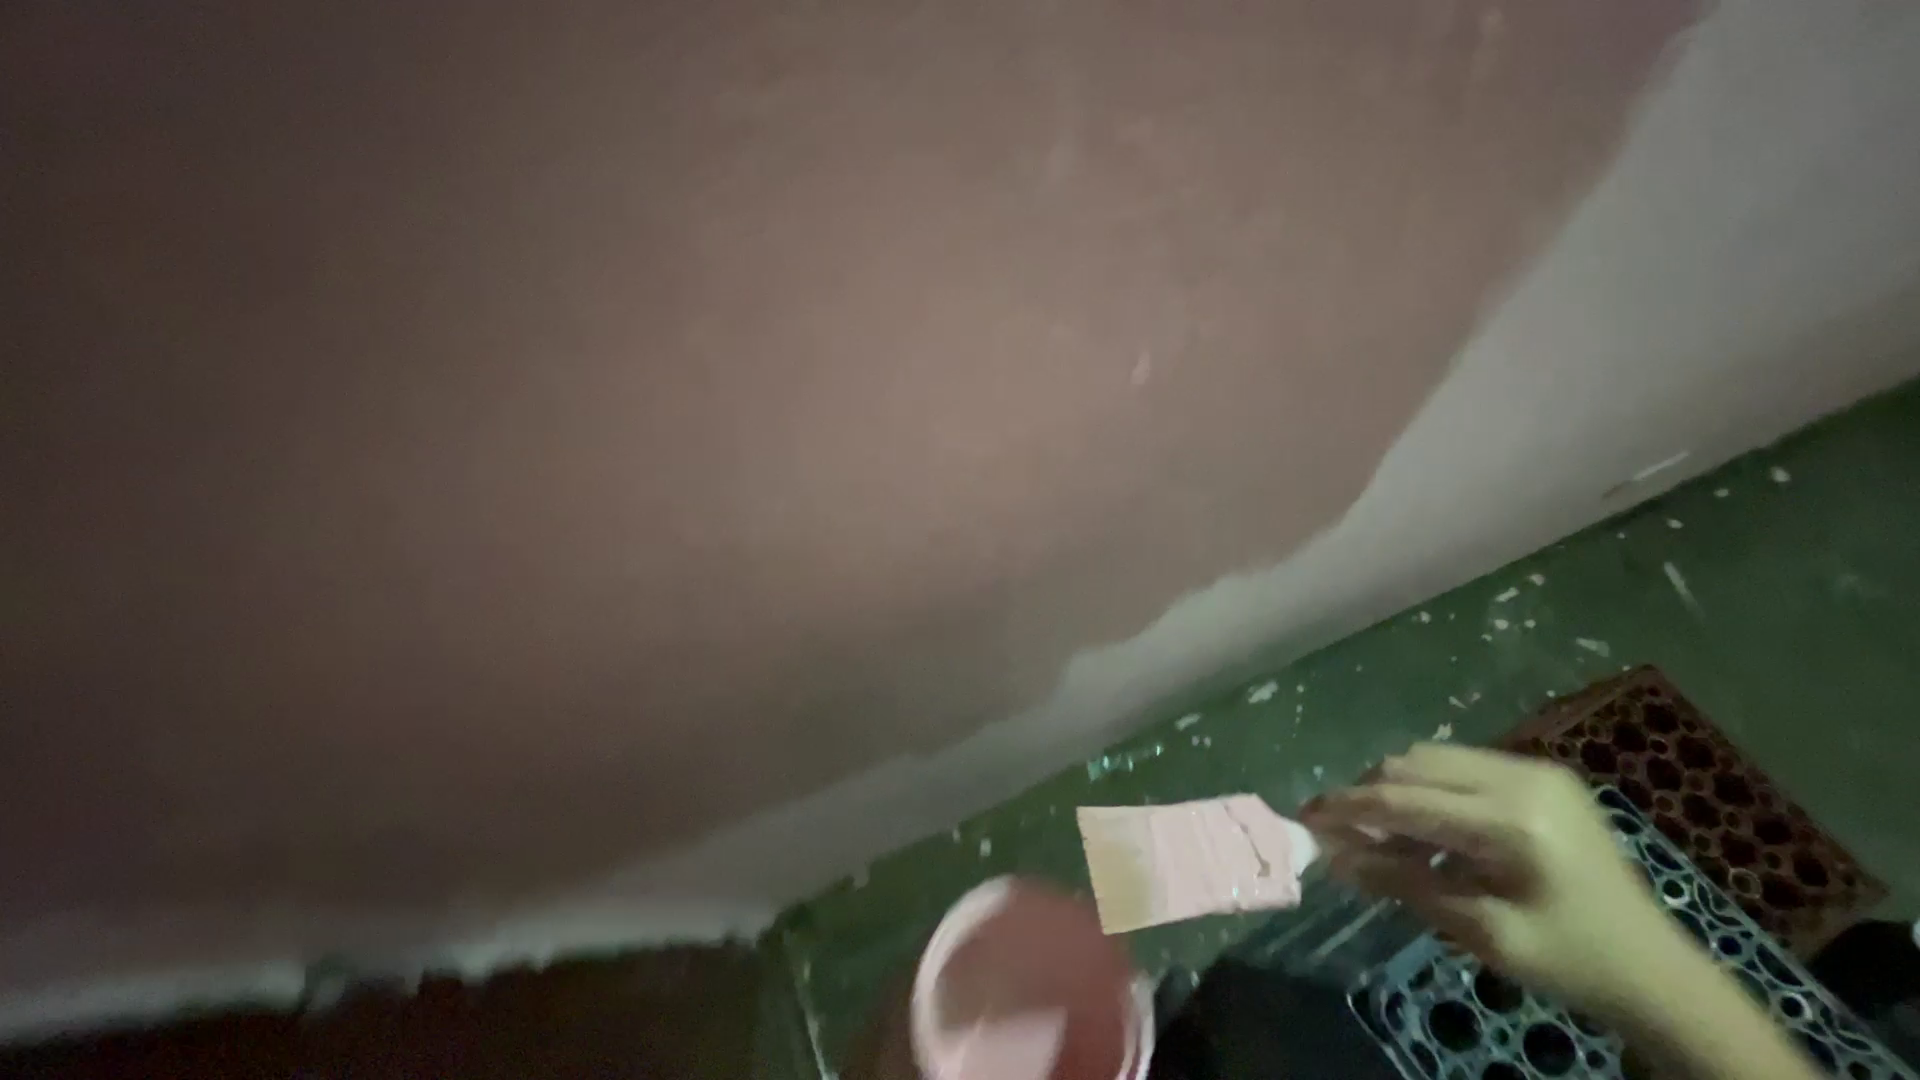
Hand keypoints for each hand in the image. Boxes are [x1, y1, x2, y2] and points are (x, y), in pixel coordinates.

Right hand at [1300, 742, 1678, 1015]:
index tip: (1304, 817)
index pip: (1404, 799)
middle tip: (1339, 830)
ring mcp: (1534, 769)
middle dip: (1367, 793)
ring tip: (1382, 832)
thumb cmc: (1568, 960)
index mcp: (1512, 822)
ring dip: (1396, 788)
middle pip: (1412, 764)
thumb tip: (1331, 857)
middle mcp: (1521, 778)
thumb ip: (1400, 883)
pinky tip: (1427, 827)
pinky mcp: (1540, 773)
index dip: (1347, 806)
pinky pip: (1460, 766)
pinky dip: (1428, 789)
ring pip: (1430, 757)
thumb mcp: (1478, 931)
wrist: (1656, 969)